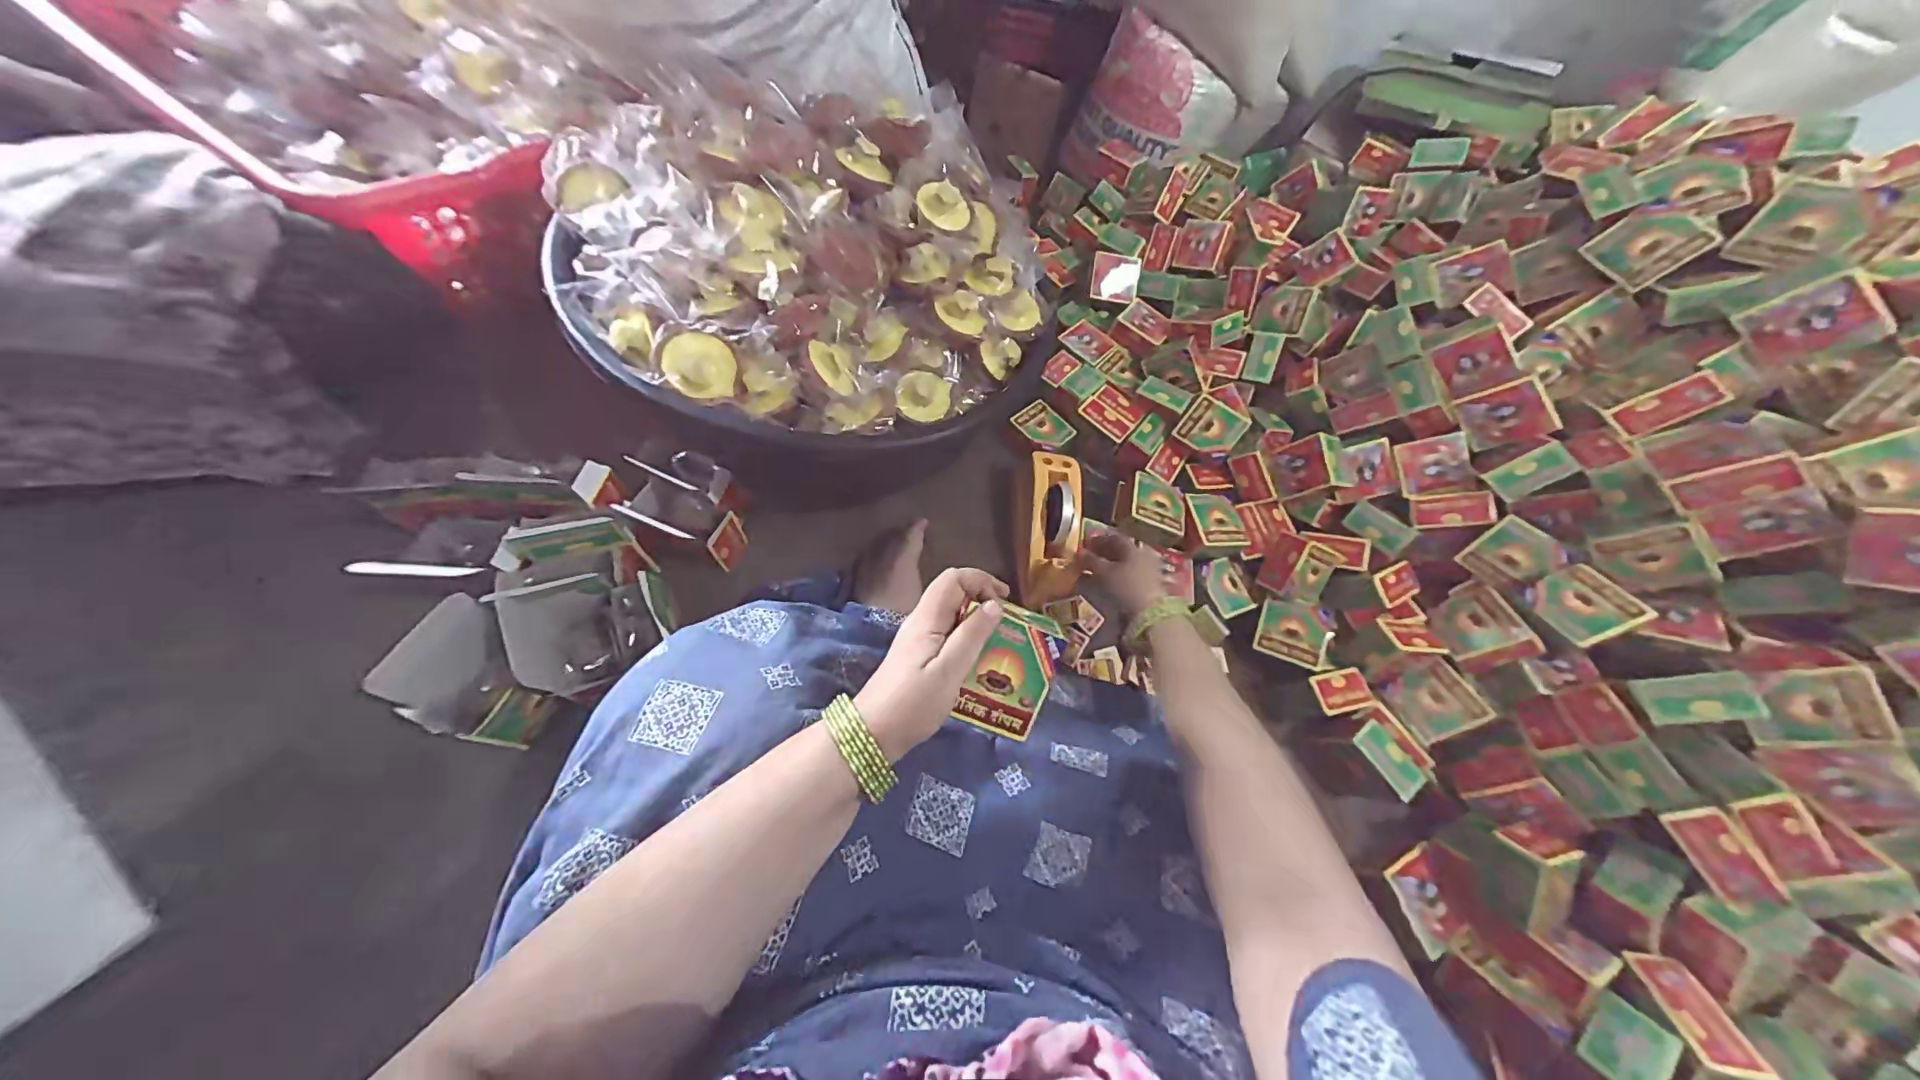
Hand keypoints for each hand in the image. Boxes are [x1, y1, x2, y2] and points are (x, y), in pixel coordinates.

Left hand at [854, 568, 1009, 758]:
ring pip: (950, 612)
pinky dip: (965, 635)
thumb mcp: (949, 670)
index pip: (953, 578)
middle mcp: (920, 621)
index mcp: (927, 618)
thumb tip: (994, 605)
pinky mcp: (917, 655)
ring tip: (997, 638)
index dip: (981, 580)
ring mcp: (916, 638)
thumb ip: (972, 635)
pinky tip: (976, 657)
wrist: (874, 732)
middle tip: (1006, 619)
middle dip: (981, 596)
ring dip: (975, 617)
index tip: (1005, 600)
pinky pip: (946, 632)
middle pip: (952, 591)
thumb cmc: (913, 703)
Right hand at [1080, 531, 1167, 615]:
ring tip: (1095, 571)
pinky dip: (1118, 574)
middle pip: (1120, 550)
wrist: (1150, 612)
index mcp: (1133, 547)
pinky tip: (1108, 581)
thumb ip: (1091, 560)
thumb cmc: (1126, 586)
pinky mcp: (1150, 584)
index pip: (1113, 538)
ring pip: (1125, 562)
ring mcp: (1149, 569)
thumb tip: (1080, 553)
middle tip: (1088, 557)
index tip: (1085, 544)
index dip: (1097, 540)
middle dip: (1103, 552)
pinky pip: (1130, 574)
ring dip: (1110, 564)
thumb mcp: (1105, 572)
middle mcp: (1143, 554)